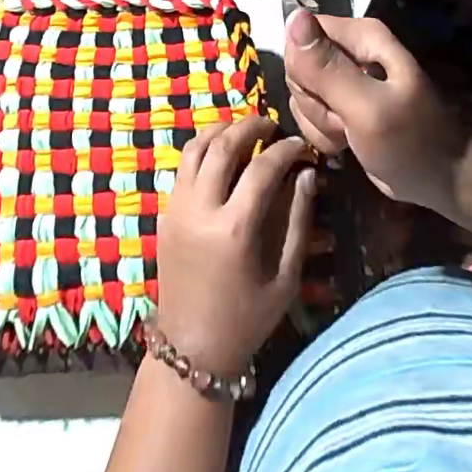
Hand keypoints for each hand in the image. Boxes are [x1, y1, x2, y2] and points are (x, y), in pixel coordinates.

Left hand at [156, 116, 316, 375]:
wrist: (191, 347)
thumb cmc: (247, 318)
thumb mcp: (285, 277)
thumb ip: (297, 221)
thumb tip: (307, 174)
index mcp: (234, 229)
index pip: (262, 168)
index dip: (285, 150)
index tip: (301, 145)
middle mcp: (200, 210)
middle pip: (223, 146)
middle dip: (250, 127)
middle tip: (270, 124)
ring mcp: (177, 208)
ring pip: (195, 149)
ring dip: (220, 131)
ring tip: (243, 130)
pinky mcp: (164, 212)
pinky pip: (182, 167)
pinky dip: (201, 150)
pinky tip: (220, 153)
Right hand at [283, 10, 471, 216]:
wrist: (444, 181)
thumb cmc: (412, 143)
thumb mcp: (367, 106)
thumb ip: (327, 67)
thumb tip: (293, 15)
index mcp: (361, 35)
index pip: (300, 35)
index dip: (304, 71)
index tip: (328, 98)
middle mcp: (351, 48)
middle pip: (299, 66)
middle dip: (314, 102)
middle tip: (345, 121)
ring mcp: (346, 77)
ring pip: (301, 92)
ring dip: (319, 122)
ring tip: (350, 134)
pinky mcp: (343, 102)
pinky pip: (310, 111)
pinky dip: (323, 133)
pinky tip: (346, 143)